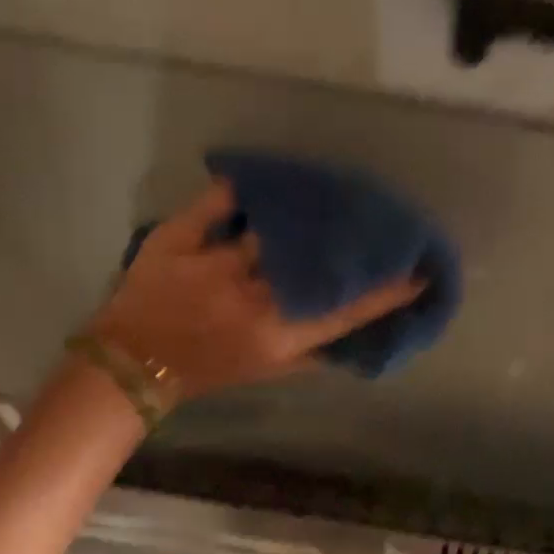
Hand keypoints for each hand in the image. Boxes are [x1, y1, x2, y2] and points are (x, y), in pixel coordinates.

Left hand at [89, 182, 425, 399]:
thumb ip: (311, 354)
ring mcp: (213, 266)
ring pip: (272, 227)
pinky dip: (244, 188)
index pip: (343, 310)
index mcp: (275, 336)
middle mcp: (251, 300)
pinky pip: (219, 201)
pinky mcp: (179, 239)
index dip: (384, 292)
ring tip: (332, 196)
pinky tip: (266, 181)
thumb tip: (356, 335)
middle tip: (381, 220)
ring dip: (306, 211)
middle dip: (351, 240)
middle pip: (311, 259)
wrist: (135, 362)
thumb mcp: (266, 372)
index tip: (419, 274)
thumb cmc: (208, 371)